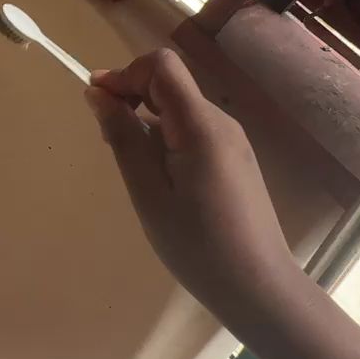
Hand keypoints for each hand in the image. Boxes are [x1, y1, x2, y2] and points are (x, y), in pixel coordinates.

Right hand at [84, 48, 297, 318]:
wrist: (262, 293)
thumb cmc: (198, 246)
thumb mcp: (147, 192)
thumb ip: (122, 136)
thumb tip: (97, 92)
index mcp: (200, 126)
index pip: (161, 66)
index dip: (125, 73)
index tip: (99, 102)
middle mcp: (220, 123)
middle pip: (167, 83)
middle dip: (130, 97)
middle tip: (107, 137)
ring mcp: (231, 140)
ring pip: (176, 106)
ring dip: (144, 119)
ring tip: (132, 165)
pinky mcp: (233, 158)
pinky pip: (189, 128)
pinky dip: (162, 136)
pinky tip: (158, 176)